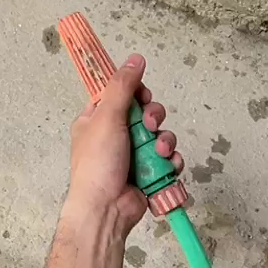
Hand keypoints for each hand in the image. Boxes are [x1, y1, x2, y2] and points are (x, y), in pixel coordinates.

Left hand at [63, 54, 181, 233]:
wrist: (107, 208)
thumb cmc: (98, 166)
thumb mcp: (107, 117)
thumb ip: (122, 86)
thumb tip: (135, 59)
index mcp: (97, 120)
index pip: (120, 95)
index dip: (135, 92)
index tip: (141, 95)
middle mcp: (115, 136)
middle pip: (146, 113)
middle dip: (154, 118)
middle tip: (150, 125)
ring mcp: (133, 156)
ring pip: (161, 135)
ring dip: (165, 141)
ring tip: (159, 151)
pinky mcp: (149, 173)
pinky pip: (168, 158)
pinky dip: (170, 161)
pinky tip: (166, 165)